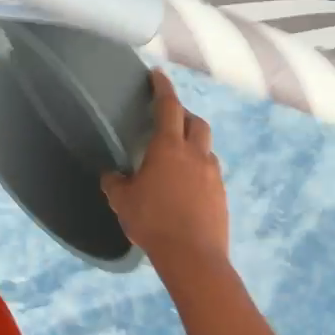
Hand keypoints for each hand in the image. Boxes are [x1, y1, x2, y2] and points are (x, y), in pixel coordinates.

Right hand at [100, 69, 227, 265]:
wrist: (194, 260)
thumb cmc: (153, 220)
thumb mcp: (121, 199)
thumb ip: (115, 181)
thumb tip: (112, 175)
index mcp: (168, 147)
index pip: (168, 106)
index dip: (162, 87)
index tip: (157, 75)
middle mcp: (195, 155)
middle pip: (196, 123)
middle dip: (184, 116)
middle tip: (169, 119)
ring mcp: (213, 177)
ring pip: (206, 149)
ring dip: (194, 144)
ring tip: (177, 156)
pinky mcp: (222, 198)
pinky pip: (210, 174)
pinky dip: (199, 170)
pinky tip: (185, 186)